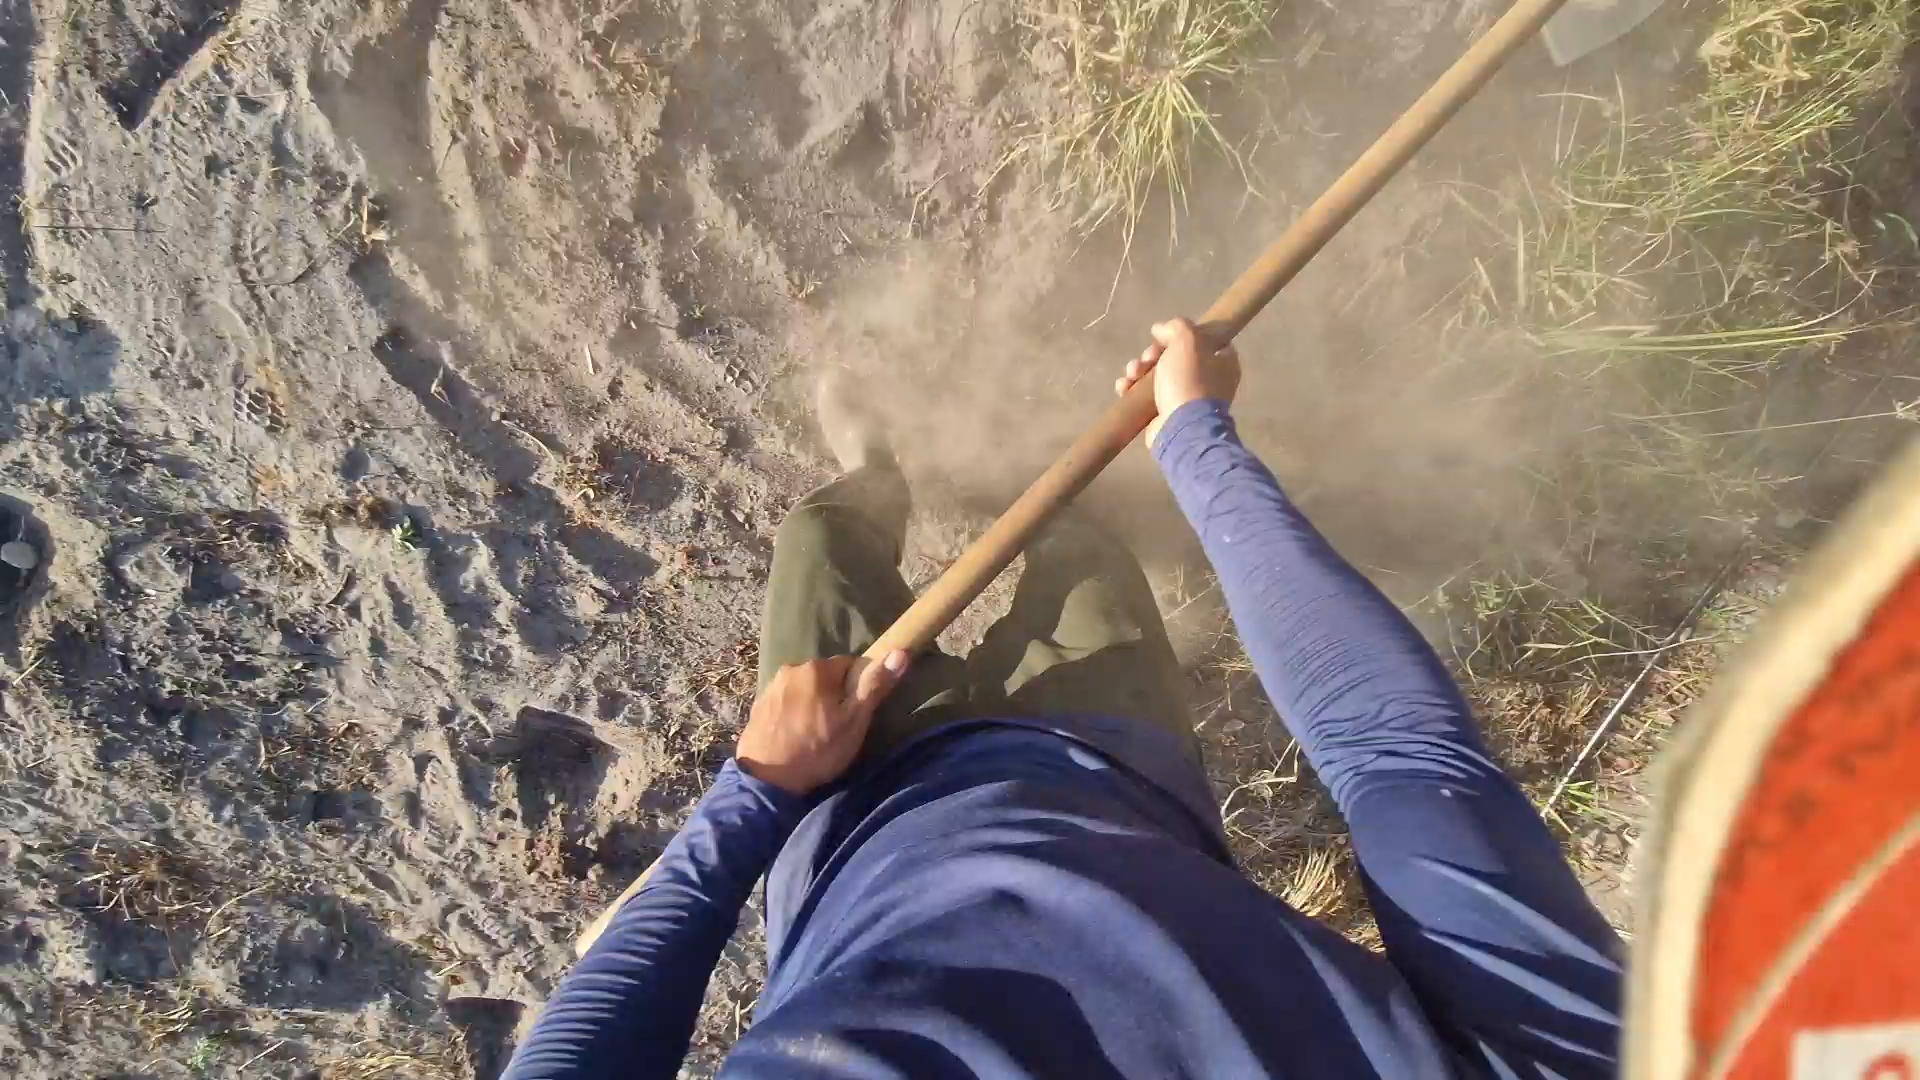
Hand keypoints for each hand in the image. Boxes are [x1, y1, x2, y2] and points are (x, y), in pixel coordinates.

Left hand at [736, 651, 911, 794]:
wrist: (765, 782)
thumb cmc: (816, 750)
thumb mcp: (853, 722)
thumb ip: (874, 686)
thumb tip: (900, 652)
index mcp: (817, 669)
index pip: (850, 664)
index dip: (858, 687)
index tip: (857, 711)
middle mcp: (791, 669)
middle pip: (825, 676)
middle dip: (834, 694)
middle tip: (838, 726)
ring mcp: (771, 688)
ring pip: (803, 689)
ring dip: (812, 703)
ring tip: (815, 734)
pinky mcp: (758, 707)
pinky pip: (785, 702)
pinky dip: (793, 713)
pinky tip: (795, 737)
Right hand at [1114, 318, 1241, 446]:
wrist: (1181, 427)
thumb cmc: (1190, 380)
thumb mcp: (1187, 341)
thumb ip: (1175, 327)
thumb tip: (1160, 329)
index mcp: (1222, 362)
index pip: (1203, 341)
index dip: (1180, 336)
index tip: (1163, 337)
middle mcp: (1206, 380)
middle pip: (1174, 357)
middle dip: (1152, 355)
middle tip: (1146, 359)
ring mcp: (1184, 400)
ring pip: (1156, 376)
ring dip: (1138, 370)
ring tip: (1131, 374)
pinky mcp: (1163, 415)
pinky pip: (1145, 396)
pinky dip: (1132, 389)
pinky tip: (1123, 387)